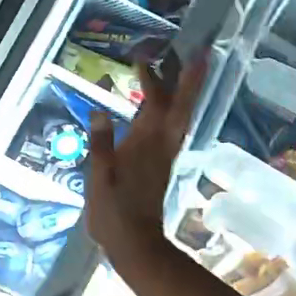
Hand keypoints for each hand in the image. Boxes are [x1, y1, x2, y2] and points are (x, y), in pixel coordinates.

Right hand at [85, 50, 209, 262]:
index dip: (152, 79)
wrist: (135, 242)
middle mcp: (161, 144)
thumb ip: (101, 145)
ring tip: (184, 69)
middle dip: (187, 79)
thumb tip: (99, 112)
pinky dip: (175, 110)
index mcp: (145, 144)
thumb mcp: (99, 178)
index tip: (145, 57)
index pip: (154, 103)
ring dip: (185, 92)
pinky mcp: (162, 163)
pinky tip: (165, 106)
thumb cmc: (113, 211)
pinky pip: (173, 128)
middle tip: (196, 52)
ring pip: (180, 116)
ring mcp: (164, 154)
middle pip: (179, 106)